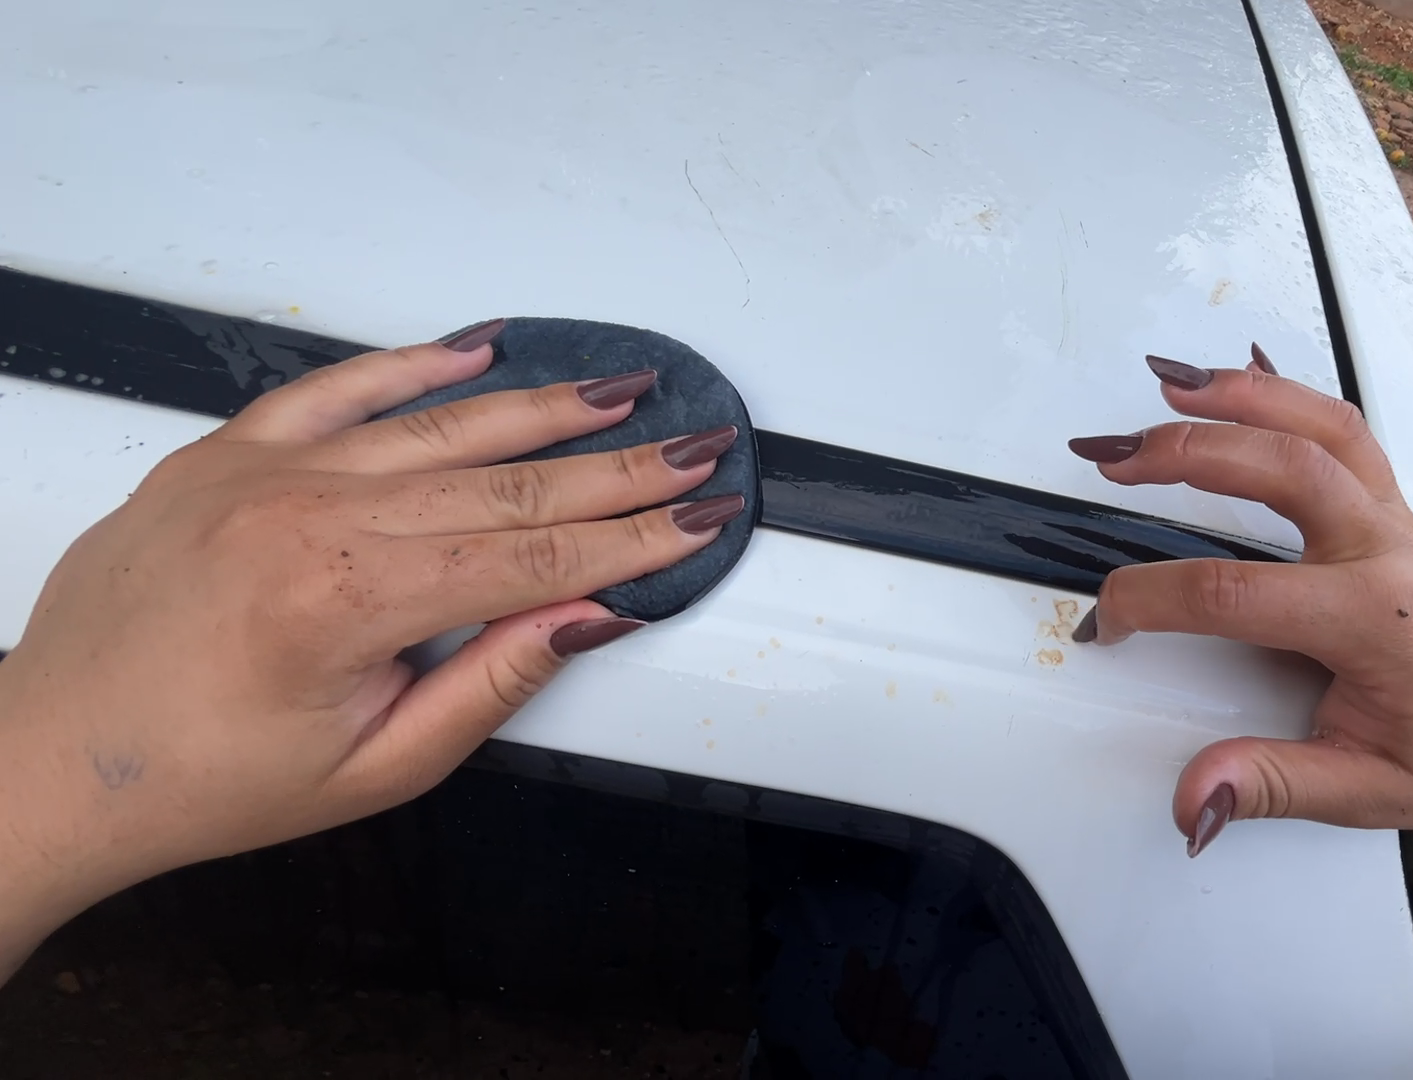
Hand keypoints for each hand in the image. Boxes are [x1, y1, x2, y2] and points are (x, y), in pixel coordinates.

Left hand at [0, 320, 743, 937]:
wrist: (33, 765)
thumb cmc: (209, 781)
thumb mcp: (383, 764)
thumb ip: (497, 680)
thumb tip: (593, 615)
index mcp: (348, 604)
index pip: (541, 560)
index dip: (638, 539)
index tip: (703, 516)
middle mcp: (312, 519)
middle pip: (516, 485)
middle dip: (627, 469)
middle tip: (699, 449)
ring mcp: (268, 473)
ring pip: (450, 426)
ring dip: (554, 408)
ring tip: (627, 392)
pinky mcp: (234, 452)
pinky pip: (339, 387)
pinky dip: (417, 364)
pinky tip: (484, 347)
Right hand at [1068, 348, 1412, 854]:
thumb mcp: (1367, 790)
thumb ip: (1268, 784)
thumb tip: (1190, 797)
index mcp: (1379, 620)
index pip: (1232, 594)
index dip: (1150, 601)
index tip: (1108, 619)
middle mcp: (1391, 551)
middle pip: (1279, 468)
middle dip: (1184, 452)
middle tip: (1114, 460)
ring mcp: (1399, 521)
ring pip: (1319, 426)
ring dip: (1237, 399)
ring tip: (1168, 385)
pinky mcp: (1398, 511)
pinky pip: (1343, 430)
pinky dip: (1285, 396)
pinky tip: (1242, 384)